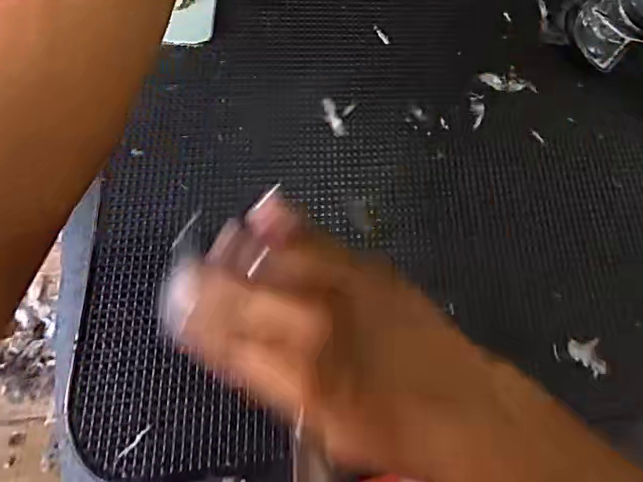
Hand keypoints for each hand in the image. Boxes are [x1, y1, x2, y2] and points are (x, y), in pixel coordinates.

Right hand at [164, 194, 636, 481]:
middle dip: (218, 288)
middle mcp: (330, 336)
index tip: (176, 307)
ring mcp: (356, 296)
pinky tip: (270, 208)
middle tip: (182, 271)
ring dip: (249, 254)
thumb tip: (246, 351)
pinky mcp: (378, 272)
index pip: (243, 351)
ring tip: (218, 241)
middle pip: (260, 304)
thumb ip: (282, 383)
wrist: (466, 407)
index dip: (207, 328)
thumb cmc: (397, 434)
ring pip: (290, 268)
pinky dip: (295, 226)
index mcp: (313, 389)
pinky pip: (328, 245)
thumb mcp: (329, 428)